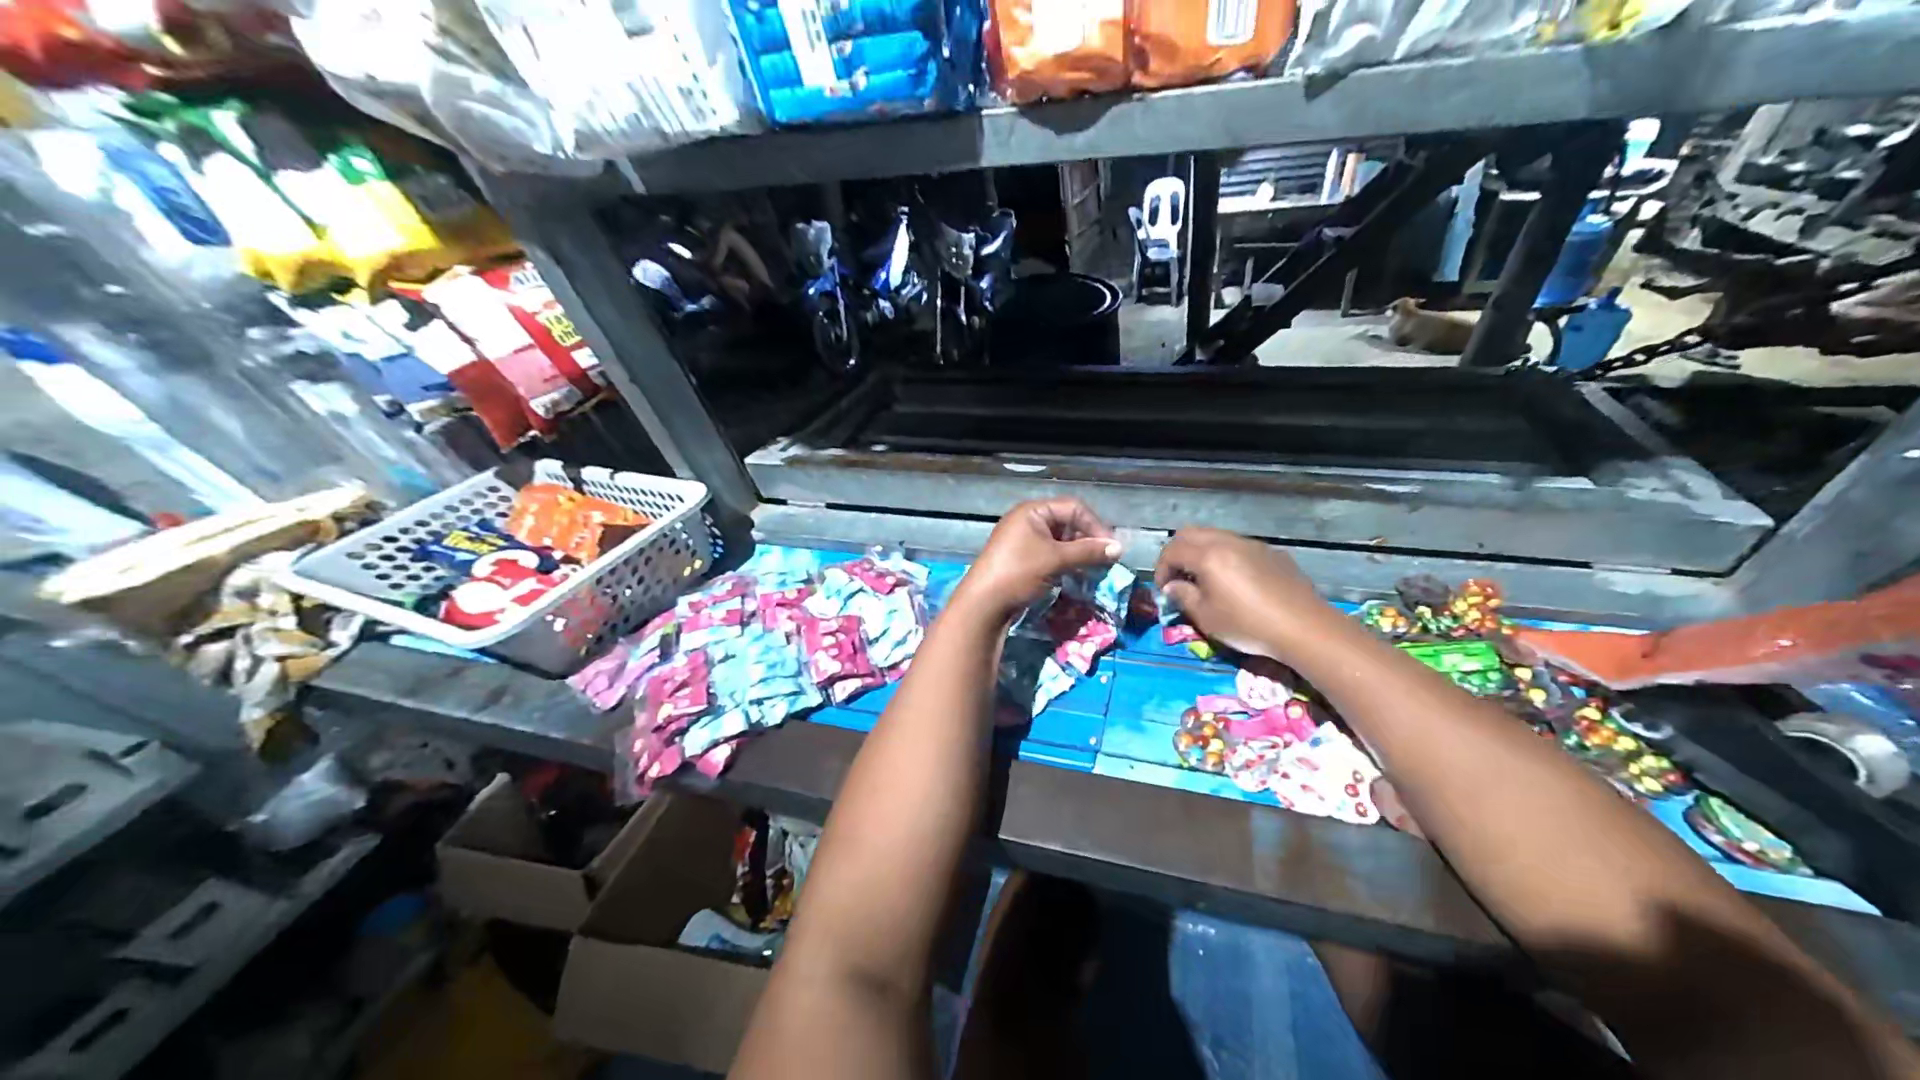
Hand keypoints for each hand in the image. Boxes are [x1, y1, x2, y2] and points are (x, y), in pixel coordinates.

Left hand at [951, 498, 1121, 625]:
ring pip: (1059, 540)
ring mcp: (1022, 540)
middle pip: (1067, 523)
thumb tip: (1118, 548)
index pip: (1073, 508)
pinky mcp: (1021, 558)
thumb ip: (1088, 551)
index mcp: (1032, 511)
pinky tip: (1074, 574)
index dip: (1095, 525)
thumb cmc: (1019, 572)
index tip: (1110, 548)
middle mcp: (1027, 520)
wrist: (984, 603)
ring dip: (1077, 553)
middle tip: (1104, 560)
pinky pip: (1049, 553)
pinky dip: (1064, 561)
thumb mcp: (1056, 559)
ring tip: (1092, 569)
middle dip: (1087, 540)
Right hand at [1154, 527, 1333, 657]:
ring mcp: (1252, 544)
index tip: (1164, 590)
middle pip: (1190, 533)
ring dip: (1201, 552)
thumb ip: (1183, 596)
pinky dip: (1224, 556)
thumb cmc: (1248, 624)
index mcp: (1208, 555)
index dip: (1161, 569)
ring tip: (1204, 580)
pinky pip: (1238, 546)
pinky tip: (1234, 582)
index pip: (1172, 550)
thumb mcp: (1206, 617)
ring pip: (1215, 536)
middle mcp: (1228, 542)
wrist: (1304, 627)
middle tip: (1178, 578)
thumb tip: (1173, 586)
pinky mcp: (1271, 553)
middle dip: (1177, 553)